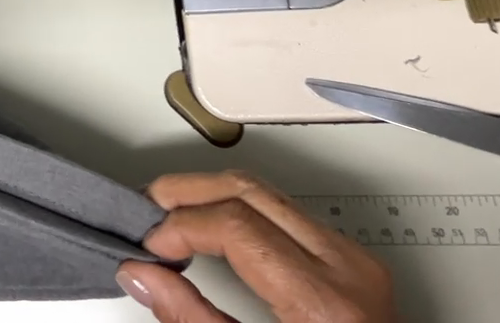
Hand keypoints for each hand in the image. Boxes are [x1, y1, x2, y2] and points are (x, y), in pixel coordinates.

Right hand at [117, 172, 397, 322]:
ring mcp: (354, 259)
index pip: (235, 224)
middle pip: (248, 190)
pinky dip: (238, 210)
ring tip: (173, 215)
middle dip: (188, 191)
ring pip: (265, 192)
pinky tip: (213, 225)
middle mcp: (347, 268)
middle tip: (149, 208)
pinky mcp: (353, 259)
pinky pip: (283, 212)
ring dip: (211, 195)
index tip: (149, 245)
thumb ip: (193, 321)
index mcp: (326, 305)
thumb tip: (144, 277)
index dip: (181, 226)